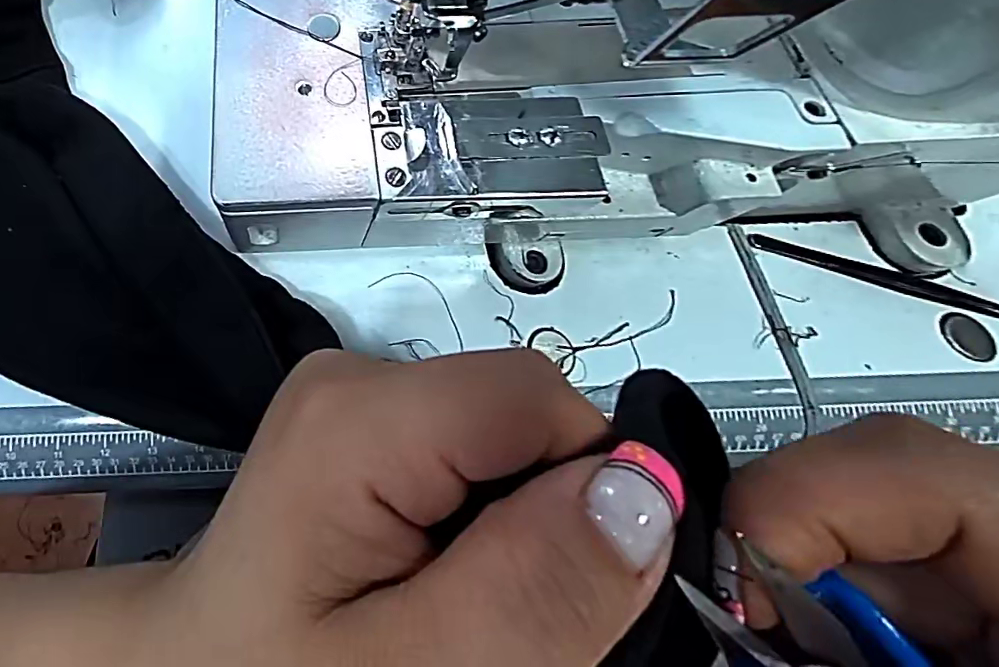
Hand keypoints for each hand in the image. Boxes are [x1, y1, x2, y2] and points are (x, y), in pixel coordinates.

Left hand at [141, 348, 678, 666]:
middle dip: (549, 515)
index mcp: (360, 412)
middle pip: (520, 417)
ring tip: (462, 605)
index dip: (590, 486)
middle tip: (505, 619)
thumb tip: (643, 493)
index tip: (582, 590)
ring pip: (500, 441)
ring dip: (516, 526)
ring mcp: (355, 398)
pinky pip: (463, 455)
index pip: (536, 397)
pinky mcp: (360, 424)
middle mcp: (356, 378)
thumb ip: (533, 586)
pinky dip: (480, 520)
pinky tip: (438, 576)